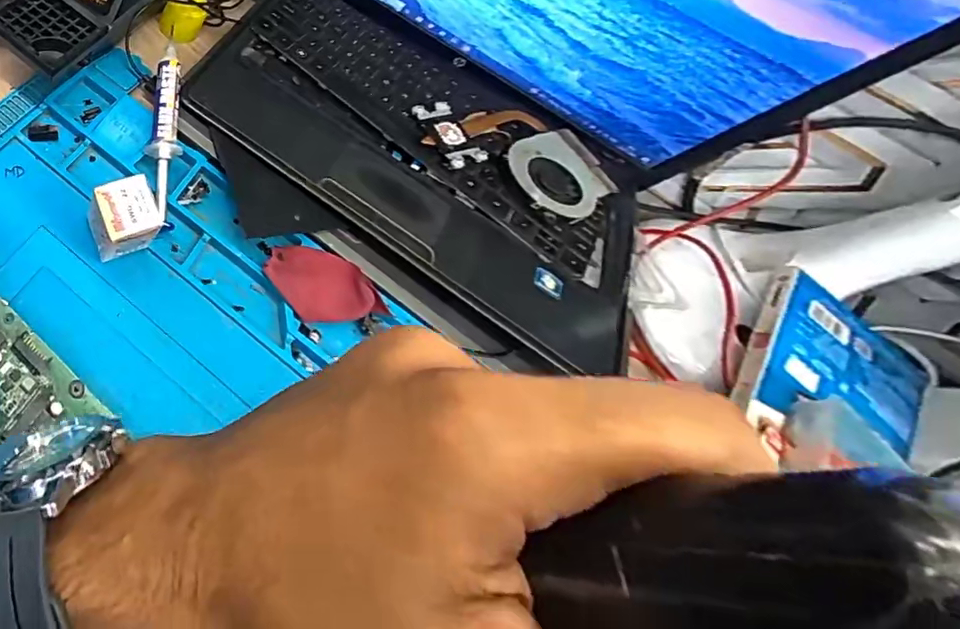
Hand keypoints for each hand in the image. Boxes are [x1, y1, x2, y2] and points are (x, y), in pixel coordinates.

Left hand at [46, 327, 770, 627]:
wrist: (179, 552)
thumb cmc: (308, 617)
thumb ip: (600, 603)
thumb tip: (635, 585)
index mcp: (486, 424)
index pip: (681, 424)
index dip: (753, 492)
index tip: (780, 560)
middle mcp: (445, 363)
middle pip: (601, 426)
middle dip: (634, 511)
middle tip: (616, 592)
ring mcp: (397, 357)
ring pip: (532, 424)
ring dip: (553, 493)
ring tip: (521, 571)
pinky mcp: (368, 369)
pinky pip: (466, 414)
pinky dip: (491, 468)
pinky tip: (456, 528)